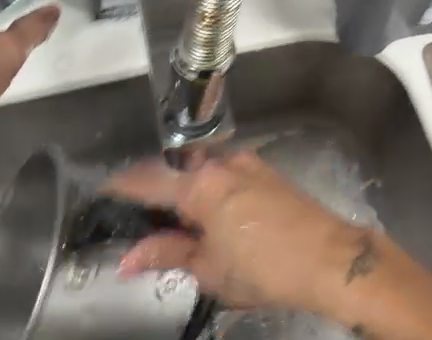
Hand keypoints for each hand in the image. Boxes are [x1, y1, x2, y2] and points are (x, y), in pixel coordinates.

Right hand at [107, 150, 380, 316]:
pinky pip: (226, 173)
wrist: (327, 256)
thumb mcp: (208, 268)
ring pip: (204, 170)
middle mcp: (223, 163)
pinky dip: (210, 188)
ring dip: (186, 188)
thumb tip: (129, 257)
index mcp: (202, 184)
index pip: (150, 179)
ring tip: (172, 219)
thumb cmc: (263, 266)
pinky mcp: (266, 171)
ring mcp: (248, 163)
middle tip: (138, 213)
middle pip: (178, 170)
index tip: (103, 189)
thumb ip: (167, 254)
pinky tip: (207, 214)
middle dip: (157, 188)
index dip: (123, 184)